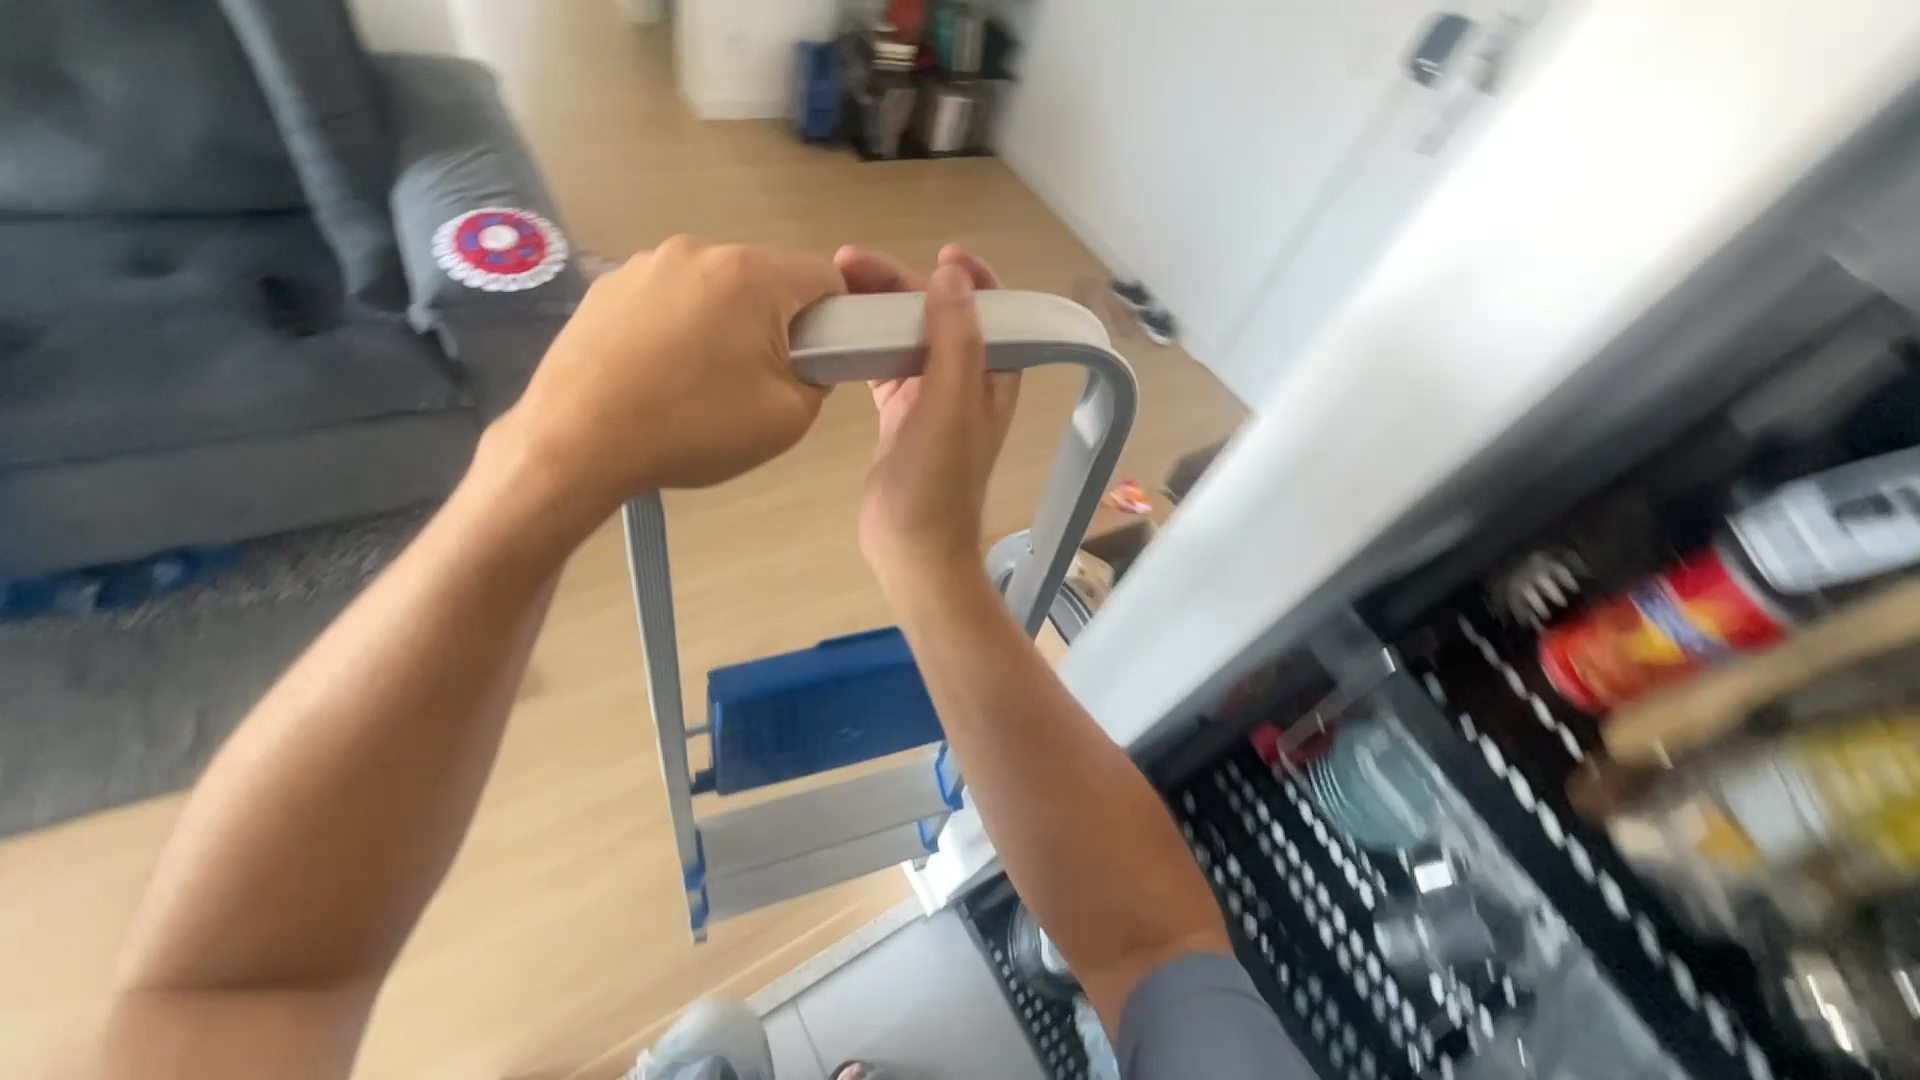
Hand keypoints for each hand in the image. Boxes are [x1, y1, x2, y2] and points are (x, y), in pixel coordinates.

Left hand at [494, 236, 844, 518]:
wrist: (577, 441)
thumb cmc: (693, 428)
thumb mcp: (787, 419)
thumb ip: (819, 380)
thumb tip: (810, 362)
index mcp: (752, 275)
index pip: (826, 276)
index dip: (839, 317)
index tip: (821, 358)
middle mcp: (700, 250)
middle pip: (767, 278)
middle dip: (777, 322)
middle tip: (761, 381)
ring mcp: (647, 263)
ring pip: (716, 287)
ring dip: (726, 323)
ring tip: (701, 383)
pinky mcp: (608, 284)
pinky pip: (669, 298)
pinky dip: (679, 327)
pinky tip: (660, 374)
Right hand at [834, 245, 1019, 587]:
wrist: (912, 548)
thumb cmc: (937, 482)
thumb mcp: (952, 405)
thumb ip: (956, 340)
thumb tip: (951, 274)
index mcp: (992, 375)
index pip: (988, 309)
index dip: (967, 276)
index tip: (936, 253)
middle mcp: (966, 380)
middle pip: (937, 315)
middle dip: (900, 284)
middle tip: (849, 264)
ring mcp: (931, 397)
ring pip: (905, 337)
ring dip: (877, 310)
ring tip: (833, 286)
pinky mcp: (899, 415)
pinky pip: (882, 366)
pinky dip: (862, 345)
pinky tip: (833, 330)